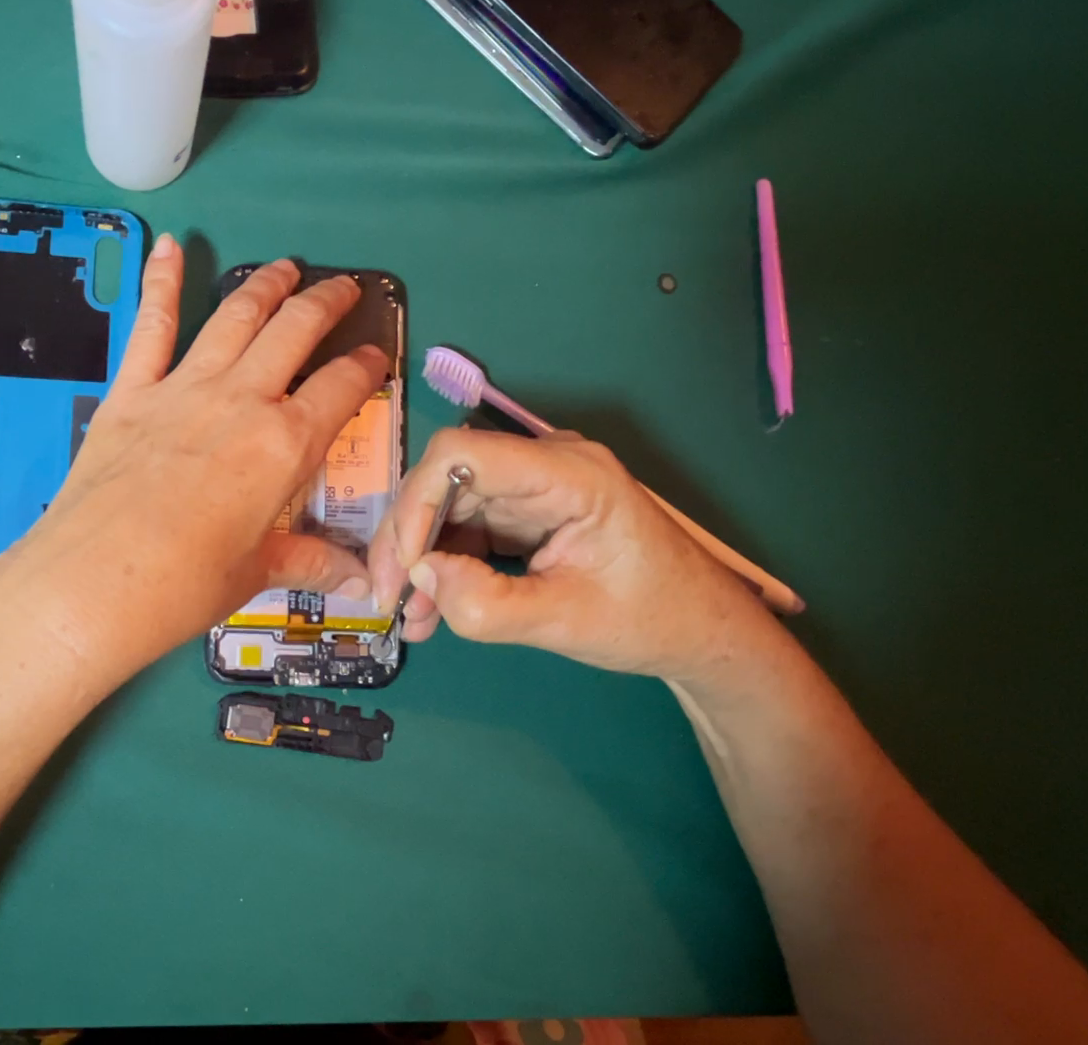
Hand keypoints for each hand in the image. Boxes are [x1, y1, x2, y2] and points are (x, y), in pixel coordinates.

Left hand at [0, 236, 388, 686]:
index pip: (342, 389)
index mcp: (285, 446)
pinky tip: (170, 247)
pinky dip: (161, 283)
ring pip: (235, 318)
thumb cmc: (183, 587)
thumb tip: (360, 583)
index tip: (375, 356)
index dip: (366, 368)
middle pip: (294, 333)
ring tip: (286, 268)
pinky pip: (151, 326)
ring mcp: (182, 389)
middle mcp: (241, 401)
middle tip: (341, 289)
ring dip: (266, 286)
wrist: (90, 584)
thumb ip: (307, 562)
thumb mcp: (254, 574)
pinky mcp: (130, 392)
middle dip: (325, 304)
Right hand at [368, 428, 777, 681]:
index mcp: (567, 474)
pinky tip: (430, 611)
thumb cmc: (650, 620)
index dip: (417, 501)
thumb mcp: (566, 624)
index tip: (406, 566)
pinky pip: (462, 531)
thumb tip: (420, 576)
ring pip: (443, 508)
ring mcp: (529, 489)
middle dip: (406, 540)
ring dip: (418, 561)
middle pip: (442, 481)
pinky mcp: (521, 514)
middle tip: (388, 600)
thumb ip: (488, 605)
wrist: (698, 634)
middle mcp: (541, 467)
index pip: (461, 454)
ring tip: (410, 619)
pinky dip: (440, 568)